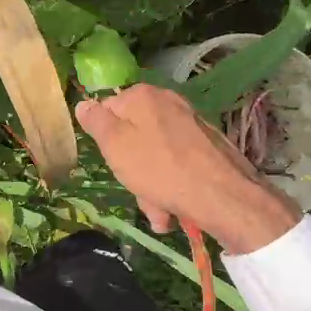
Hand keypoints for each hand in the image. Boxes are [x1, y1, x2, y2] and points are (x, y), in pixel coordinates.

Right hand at [75, 85, 299, 254]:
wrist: (226, 198)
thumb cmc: (160, 169)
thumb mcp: (115, 145)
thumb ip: (96, 121)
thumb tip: (84, 103)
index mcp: (142, 96)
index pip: (107, 111)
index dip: (106, 140)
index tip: (113, 165)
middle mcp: (168, 102)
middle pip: (134, 134)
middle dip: (132, 167)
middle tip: (137, 193)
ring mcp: (191, 123)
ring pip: (157, 152)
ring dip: (152, 183)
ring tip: (161, 213)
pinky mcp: (209, 145)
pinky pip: (179, 161)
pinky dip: (173, 182)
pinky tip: (176, 208)